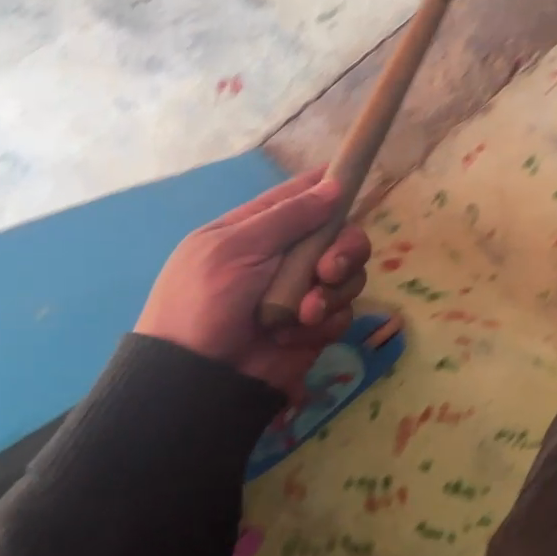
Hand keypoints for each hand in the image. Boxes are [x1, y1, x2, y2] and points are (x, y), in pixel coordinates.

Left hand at [136, 170, 371, 398]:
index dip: (330, 184)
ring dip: (332, 292)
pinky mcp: (317, 323)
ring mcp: (304, 289)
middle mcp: (287, 256)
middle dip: (344, 250)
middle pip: (342, 234)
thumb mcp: (234, 249)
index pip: (302, 195)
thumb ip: (287, 215)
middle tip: (328, 270)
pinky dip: (324, 322)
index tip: (358, 176)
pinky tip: (297, 334)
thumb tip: (335, 184)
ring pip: (350, 273)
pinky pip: (344, 310)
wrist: (199, 379)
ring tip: (304, 314)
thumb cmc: (203, 304)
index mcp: (258, 231)